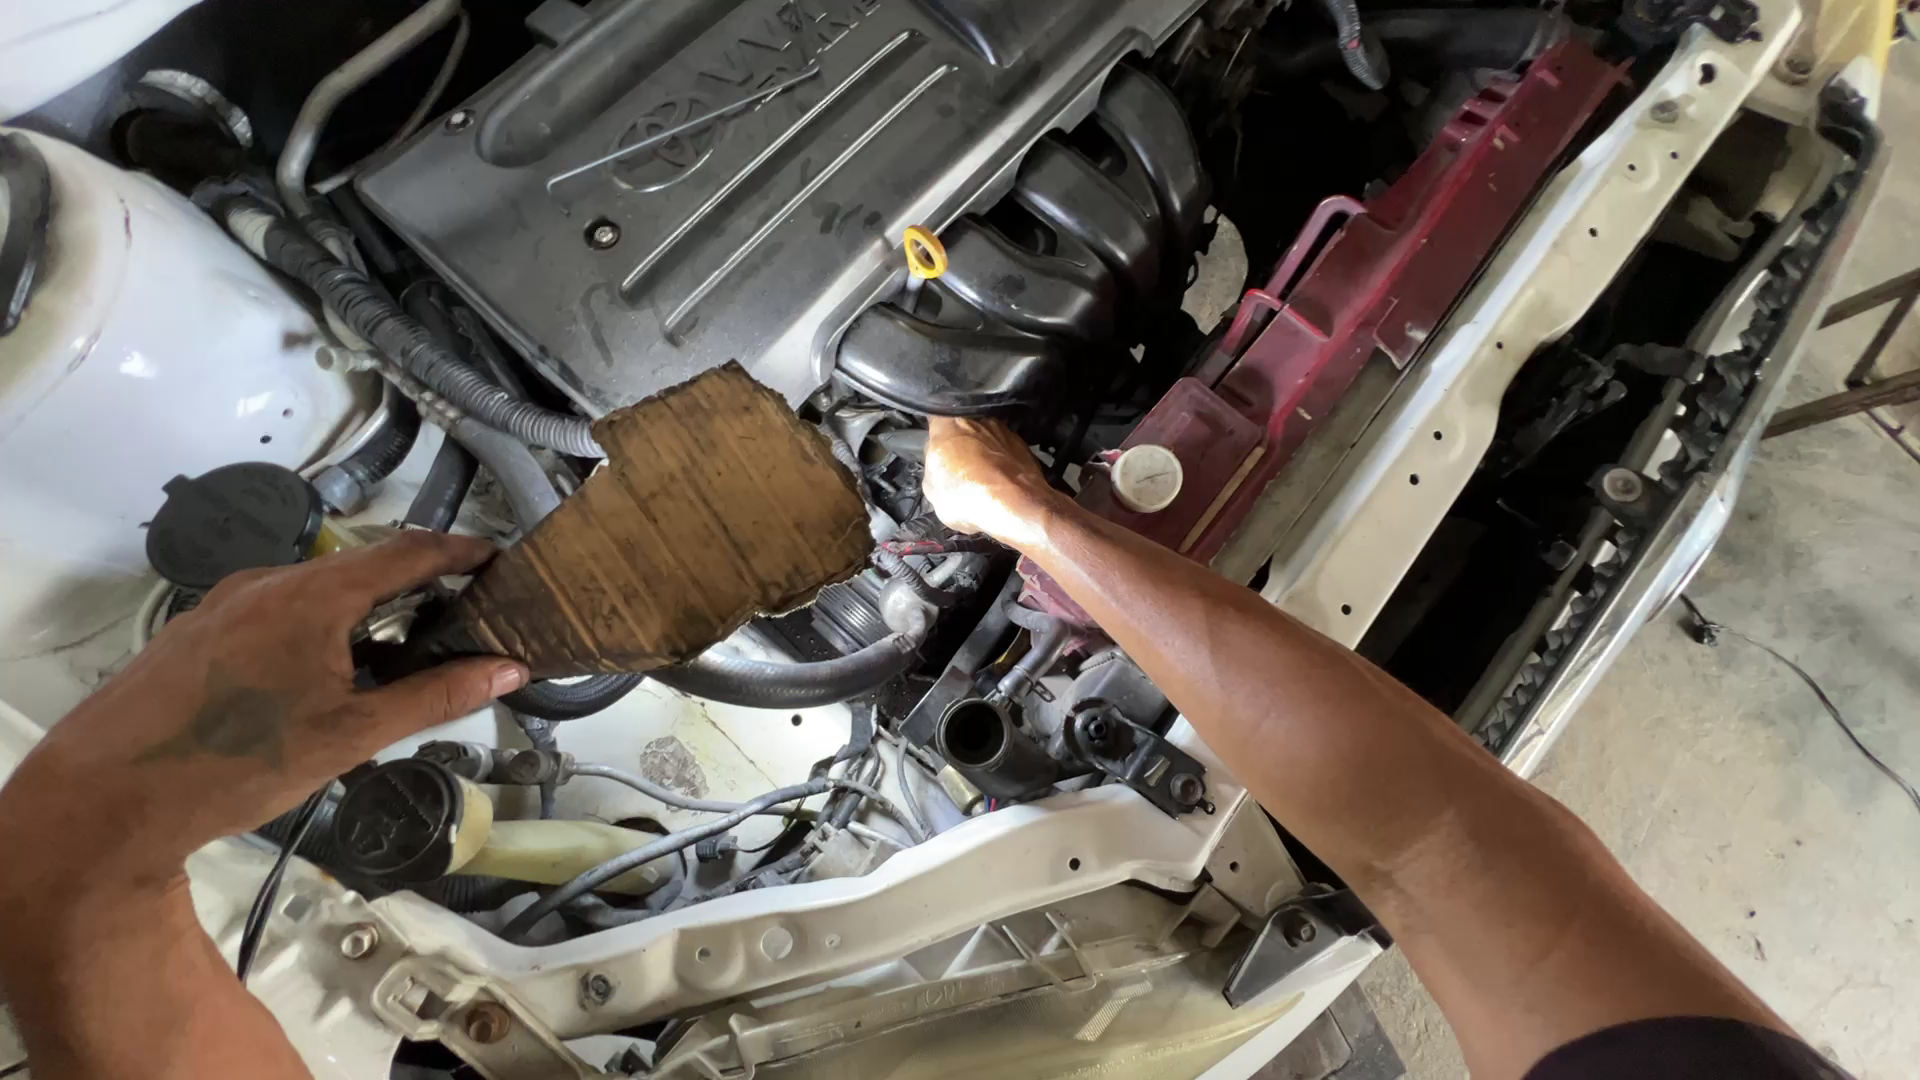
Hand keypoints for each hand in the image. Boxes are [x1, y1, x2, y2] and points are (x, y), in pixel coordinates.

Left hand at [0, 532, 527, 888]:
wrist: (87, 814)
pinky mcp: (199, 631)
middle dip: (423, 580)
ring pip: (324, 587)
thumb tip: (511, 669)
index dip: (462, 550)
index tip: (500, 559)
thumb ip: (439, 694)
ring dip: (376, 605)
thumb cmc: (234, 766)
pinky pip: (285, 607)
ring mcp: (226, 605)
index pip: (408, 551)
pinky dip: (331, 621)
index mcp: (311, 597)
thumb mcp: (354, 734)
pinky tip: (336, 667)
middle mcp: (268, 584)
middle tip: (466, 608)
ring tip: (408, 645)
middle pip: (366, 564)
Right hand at [922, 417, 1064, 548]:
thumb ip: (932, 469)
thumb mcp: (932, 491)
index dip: (935, 434)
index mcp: (949, 424)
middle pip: (964, 429)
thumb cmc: (970, 497)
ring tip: (983, 482)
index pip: (935, 419)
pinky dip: (1002, 464)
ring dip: (983, 455)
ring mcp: (1003, 431)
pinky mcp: (1023, 446)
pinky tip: (1000, 485)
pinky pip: (1005, 452)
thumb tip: (937, 467)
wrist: (1017, 507)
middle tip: (958, 471)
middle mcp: (978, 420)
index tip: (935, 447)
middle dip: (961, 446)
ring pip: (986, 440)